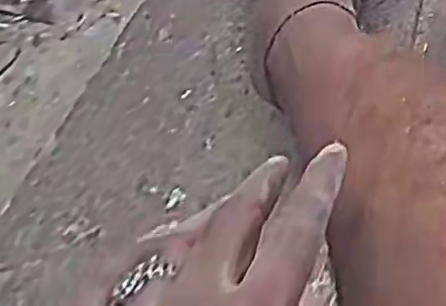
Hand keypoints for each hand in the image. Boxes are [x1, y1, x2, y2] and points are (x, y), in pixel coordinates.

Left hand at [80, 144, 347, 305]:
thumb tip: (321, 275)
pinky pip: (113, 269)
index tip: (332, 154)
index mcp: (254, 304)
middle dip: (261, 185)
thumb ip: (299, 294)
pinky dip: (141, 249)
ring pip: (177, 236)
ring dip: (205, 215)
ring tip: (221, 202)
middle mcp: (199, 288)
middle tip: (277, 165)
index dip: (320, 186)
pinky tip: (150, 240)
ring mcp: (140, 298)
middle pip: (238, 217)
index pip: (299, 227)